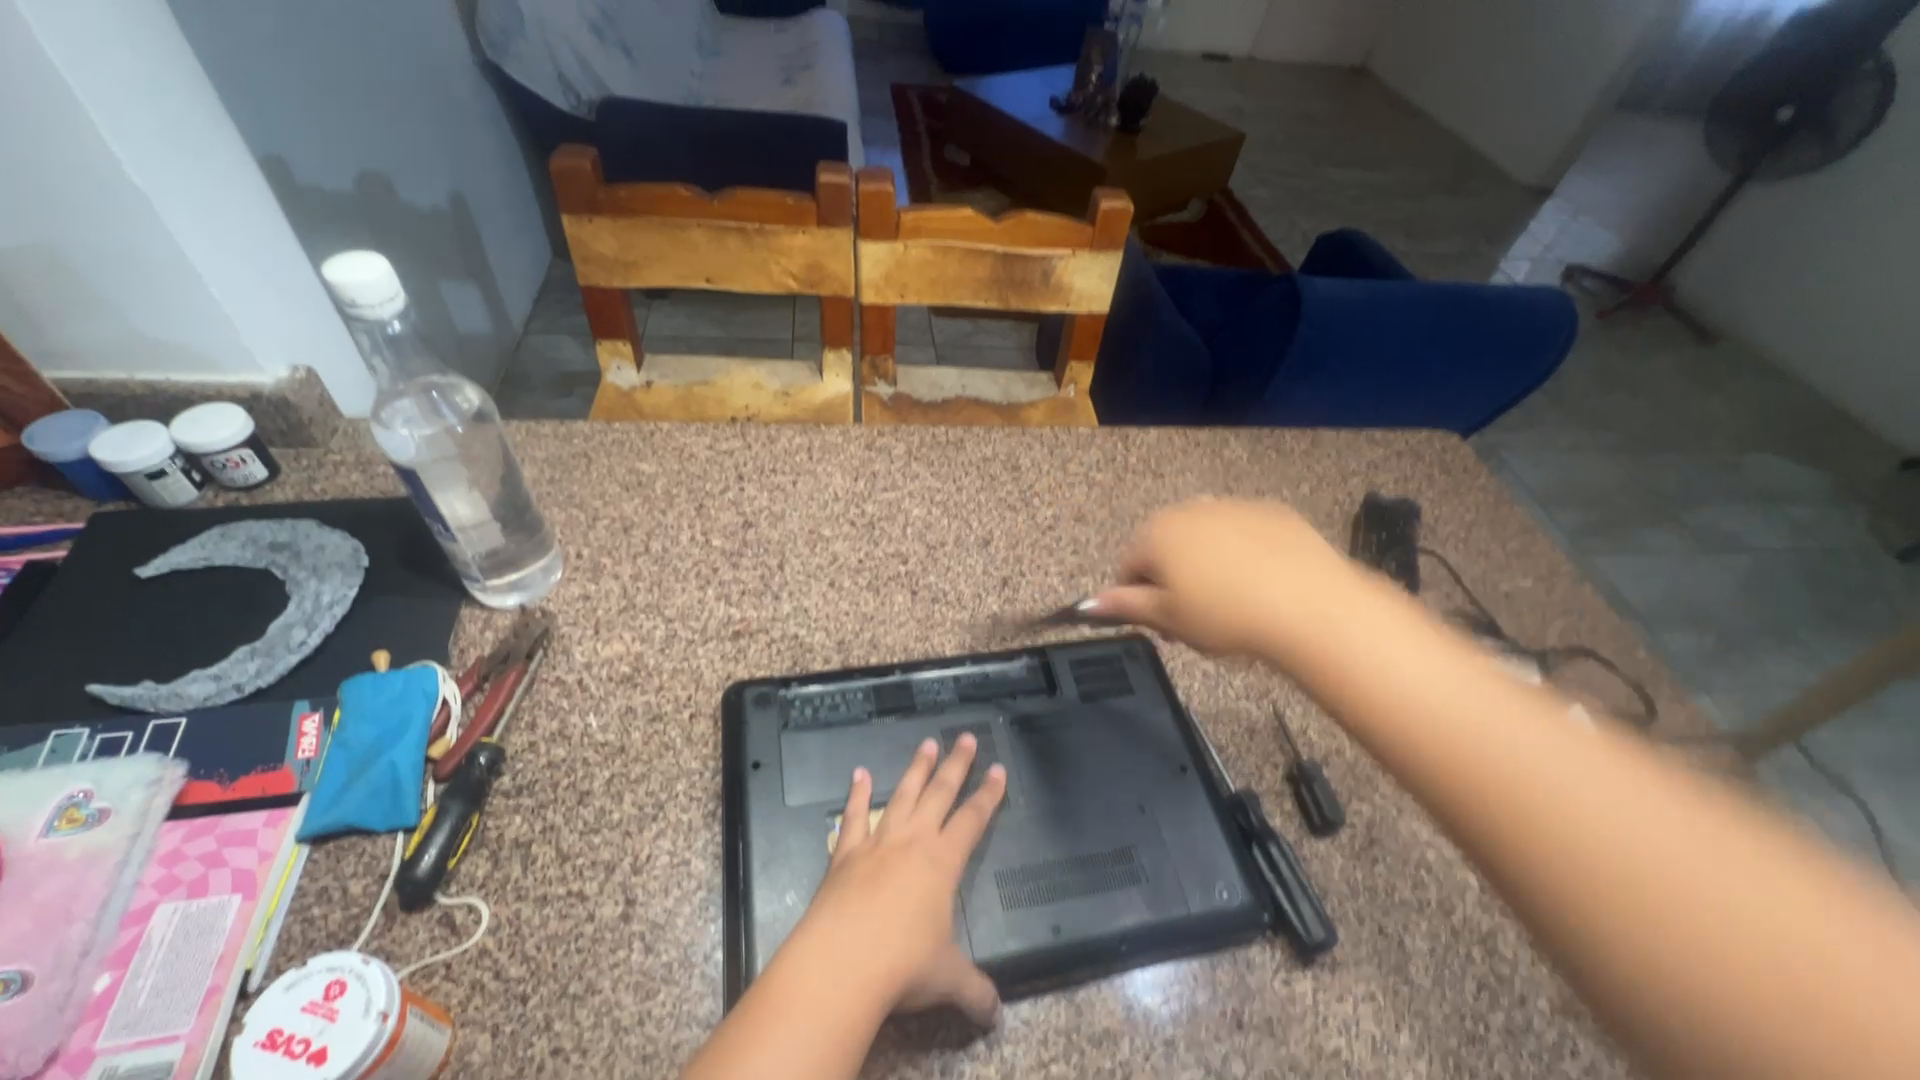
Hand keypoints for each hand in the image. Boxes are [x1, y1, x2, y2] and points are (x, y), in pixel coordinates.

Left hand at [793, 734, 1007, 1026]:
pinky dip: (856, 794)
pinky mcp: (843, 856)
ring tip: (926, 744)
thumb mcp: (948, 980)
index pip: (973, 820)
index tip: (999, 770)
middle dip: (956, 766)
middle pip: (939, 794)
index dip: (988, 795)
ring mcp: (875, 845)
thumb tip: (996, 1015)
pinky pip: (853, 817)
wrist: (841, 964)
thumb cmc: (902, 966)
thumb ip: (974, 992)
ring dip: (915, 770)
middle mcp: (912, 843)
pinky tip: (858, 774)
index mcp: (942, 863)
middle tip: (966, 738)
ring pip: (900, 795)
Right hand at [1088, 498, 1354, 658]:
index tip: (1163, 626)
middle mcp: (1190, 509)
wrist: (1309, 606)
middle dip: (1174, 582)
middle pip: (1167, 549)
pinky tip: (1262, 588)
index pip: (1129, 567)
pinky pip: (1246, 536)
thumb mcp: (1169, 619)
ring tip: (1233, 607)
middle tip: (1197, 623)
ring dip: (1208, 568)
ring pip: (1206, 541)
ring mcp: (1234, 506)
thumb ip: (1126, 606)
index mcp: (1157, 533)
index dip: (1139, 601)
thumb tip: (1086, 604)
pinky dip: (1246, 557)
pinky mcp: (1274, 513)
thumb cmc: (1226, 616)